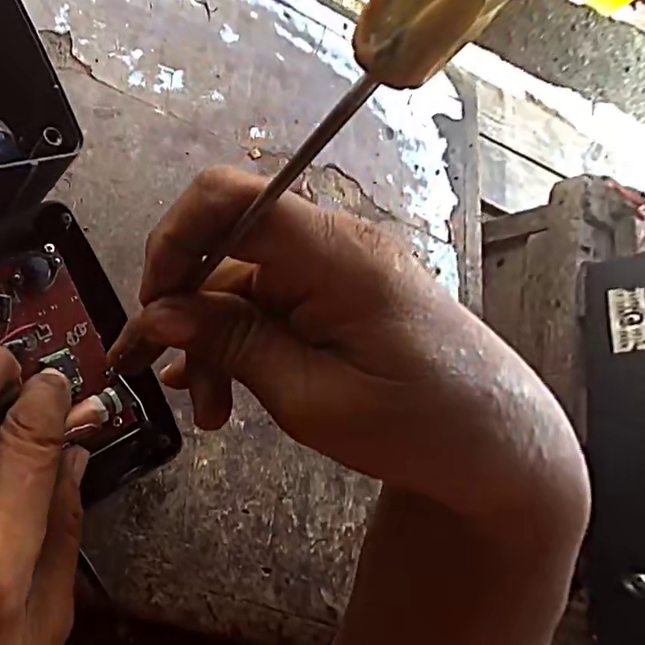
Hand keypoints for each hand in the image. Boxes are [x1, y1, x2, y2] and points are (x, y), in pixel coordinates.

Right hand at [107, 166, 583, 525]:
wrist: (498, 445)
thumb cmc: (423, 426)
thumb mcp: (311, 399)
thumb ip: (233, 344)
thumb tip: (160, 313)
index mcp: (336, 254)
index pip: (230, 198)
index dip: (174, 238)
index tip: (152, 303)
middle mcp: (329, 246)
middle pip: (222, 250)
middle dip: (179, 310)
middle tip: (147, 367)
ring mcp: (328, 270)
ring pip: (234, 288)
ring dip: (207, 344)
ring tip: (207, 410)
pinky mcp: (328, 294)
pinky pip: (261, 307)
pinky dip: (234, 346)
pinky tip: (222, 393)